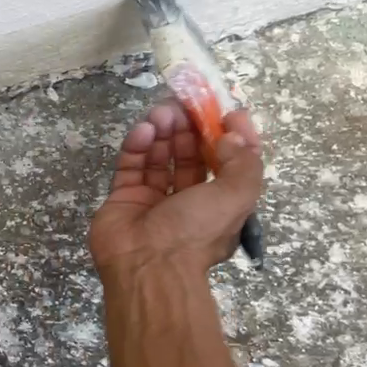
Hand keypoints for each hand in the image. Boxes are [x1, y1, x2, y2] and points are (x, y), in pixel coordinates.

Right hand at [89, 101, 263, 277]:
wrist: (147, 263)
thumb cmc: (196, 230)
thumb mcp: (237, 197)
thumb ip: (242, 162)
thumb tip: (231, 135)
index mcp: (222, 202)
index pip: (230, 162)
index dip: (232, 136)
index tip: (229, 112)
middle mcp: (189, 198)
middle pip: (192, 155)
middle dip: (191, 128)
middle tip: (185, 103)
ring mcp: (154, 197)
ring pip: (160, 157)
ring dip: (163, 132)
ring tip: (162, 111)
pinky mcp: (124, 196)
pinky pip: (131, 166)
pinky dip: (137, 146)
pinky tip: (143, 129)